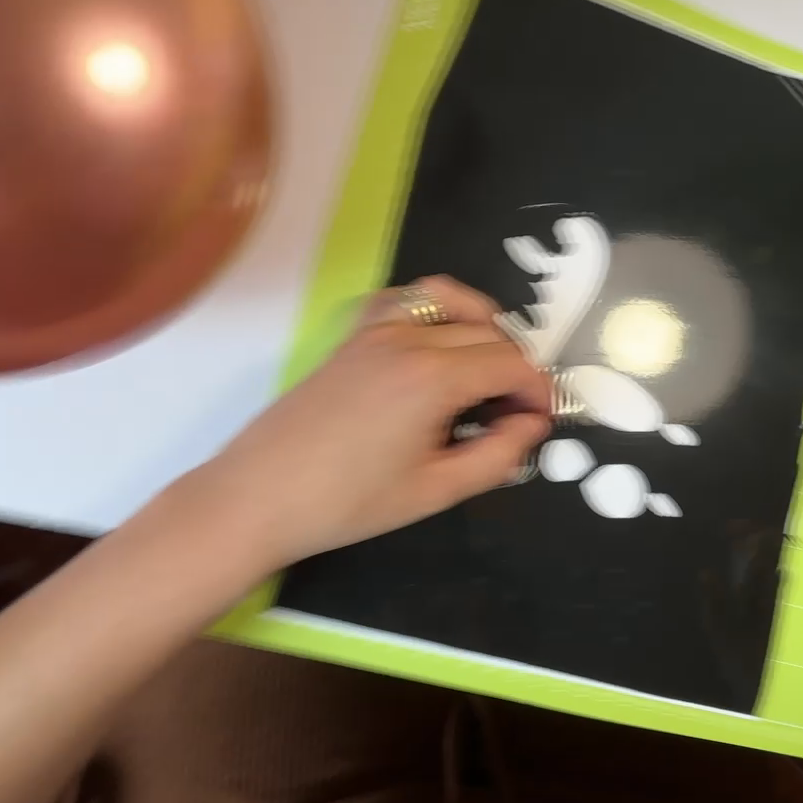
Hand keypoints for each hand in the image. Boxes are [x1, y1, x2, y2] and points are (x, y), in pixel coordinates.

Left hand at [157, 276, 550, 571]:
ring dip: (484, 329)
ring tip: (488, 372)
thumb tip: (532, 425)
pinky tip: (439, 342)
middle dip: (516, 369)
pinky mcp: (353, 334)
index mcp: (432, 378)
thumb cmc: (349, 503)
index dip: (539, 390)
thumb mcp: (436, 491)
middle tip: (514, 415)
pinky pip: (406, 299)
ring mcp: (376, 328)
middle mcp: (408, 338)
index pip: (512, 363)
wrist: (260, 496)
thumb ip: (497, 456)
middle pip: (489, 333)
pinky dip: (436, 309)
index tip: (542, 422)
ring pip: (452, 302)